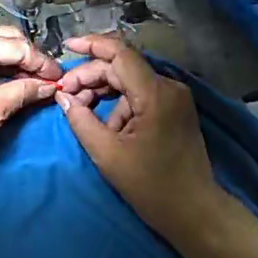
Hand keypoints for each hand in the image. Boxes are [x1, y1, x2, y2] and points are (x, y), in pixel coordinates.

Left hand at [0, 26, 62, 187]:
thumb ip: (24, 91)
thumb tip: (51, 85)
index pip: (16, 45)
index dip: (42, 63)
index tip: (61, 79)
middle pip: (5, 38)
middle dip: (29, 59)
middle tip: (51, 81)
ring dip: (15, 63)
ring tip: (37, 83)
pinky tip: (14, 83)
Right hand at [54, 33, 226, 235]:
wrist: (194, 212)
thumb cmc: (151, 186)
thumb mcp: (107, 154)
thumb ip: (81, 120)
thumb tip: (63, 96)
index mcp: (155, 94)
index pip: (120, 53)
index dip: (92, 45)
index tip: (66, 47)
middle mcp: (169, 87)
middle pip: (122, 67)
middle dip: (90, 76)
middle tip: (65, 94)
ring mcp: (175, 97)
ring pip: (129, 81)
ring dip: (103, 91)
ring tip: (81, 112)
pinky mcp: (175, 109)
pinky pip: (140, 94)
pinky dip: (119, 103)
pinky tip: (106, 125)